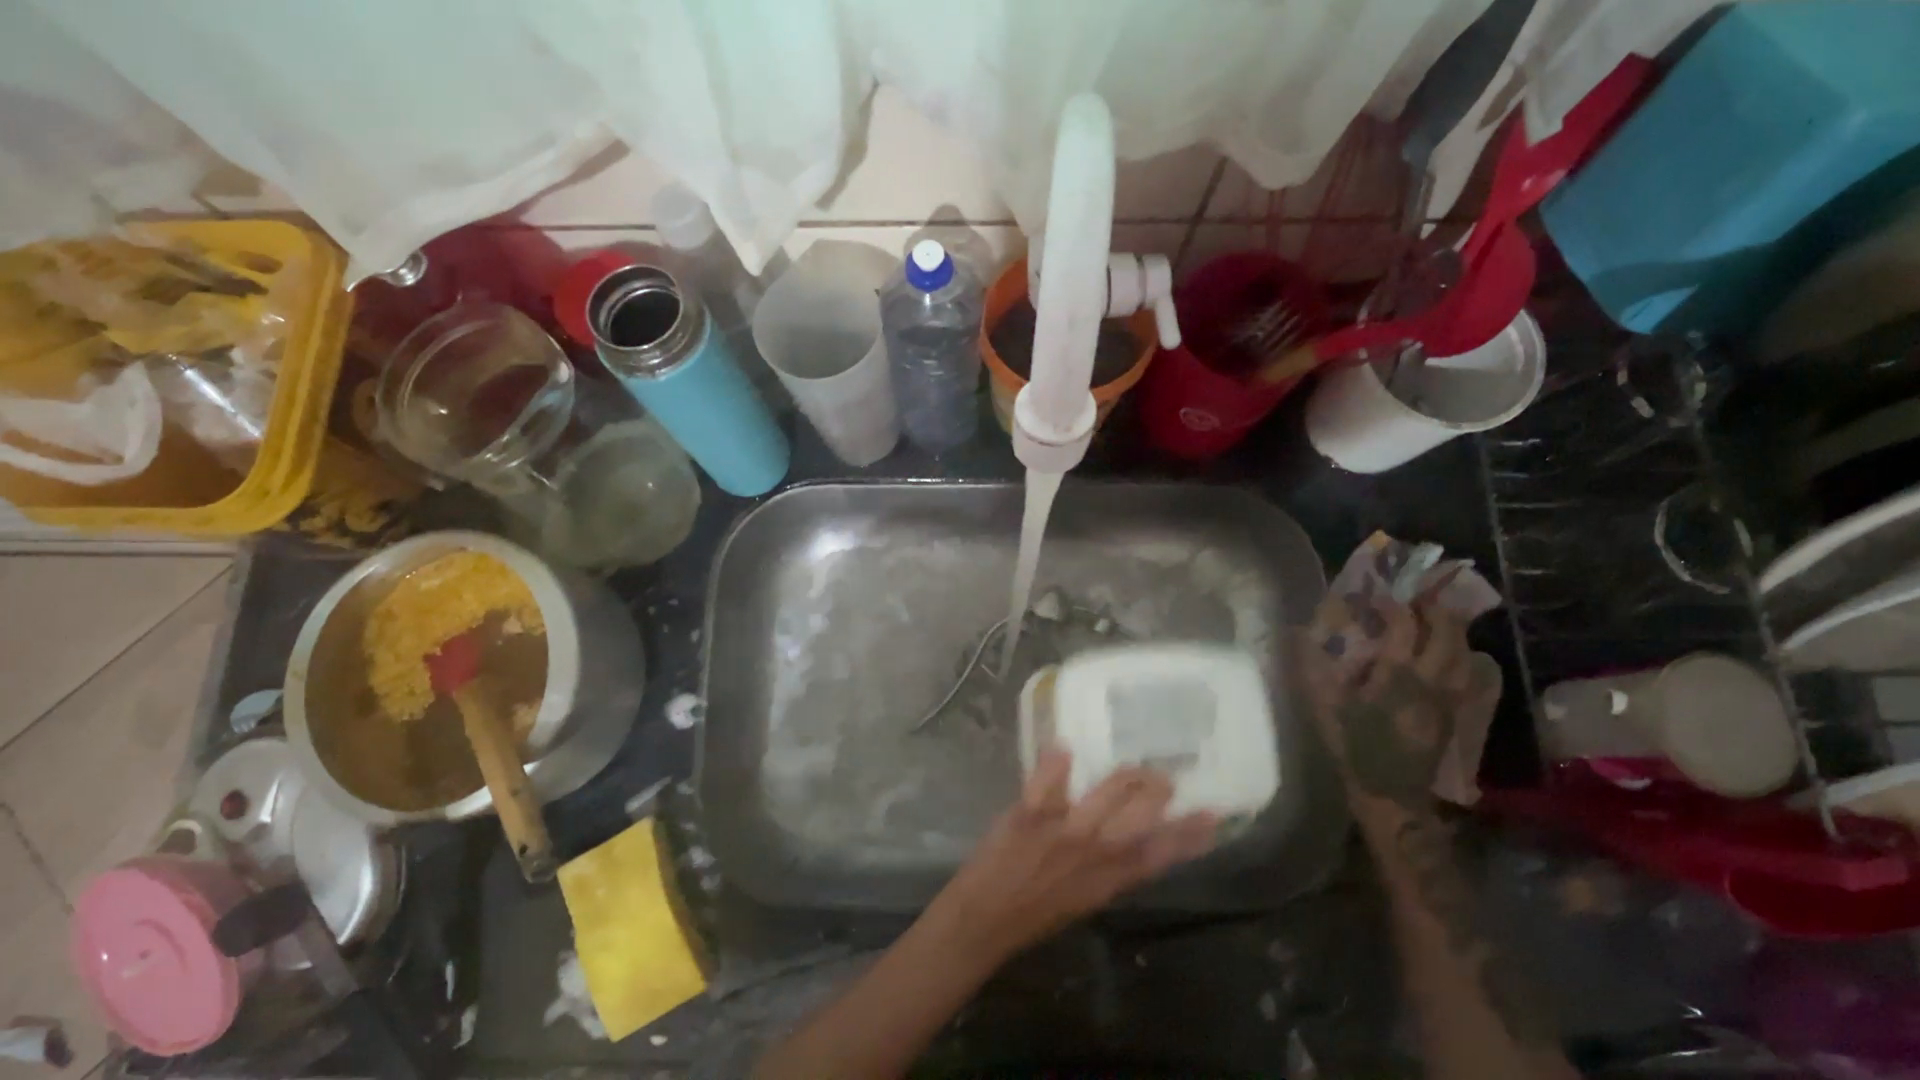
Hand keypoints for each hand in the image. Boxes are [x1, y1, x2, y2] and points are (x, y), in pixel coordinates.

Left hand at [931, 749, 1216, 958]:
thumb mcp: (1083, 899)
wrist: (983, 918)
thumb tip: (1130, 840)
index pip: (1158, 855)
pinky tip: (1064, 747)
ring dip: (1124, 777)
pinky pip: (1046, 785)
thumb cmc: (1034, 912)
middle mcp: (1091, 855)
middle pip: (1138, 819)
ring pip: (1104, 797)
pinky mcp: (1028, 817)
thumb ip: (1107, 869)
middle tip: (1167, 778)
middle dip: (1157, 794)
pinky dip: (1054, 765)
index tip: (1213, 815)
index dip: (1188, 835)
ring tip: (1134, 766)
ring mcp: (1060, 833)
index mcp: (1107, 881)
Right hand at [1297, 590, 1498, 816]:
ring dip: (1452, 630)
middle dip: (1434, 609)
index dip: (1392, 605)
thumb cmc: (1354, 751)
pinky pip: (1467, 674)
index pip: (1404, 626)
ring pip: (1463, 652)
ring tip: (1435, 620)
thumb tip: (1295, 631)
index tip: (1375, 597)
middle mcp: (1430, 680)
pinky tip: (1448, 655)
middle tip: (1417, 598)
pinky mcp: (1454, 713)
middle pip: (1446, 633)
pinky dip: (1461, 656)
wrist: (1391, 797)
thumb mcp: (1325, 709)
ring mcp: (1448, 697)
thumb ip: (1312, 668)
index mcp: (1397, 675)